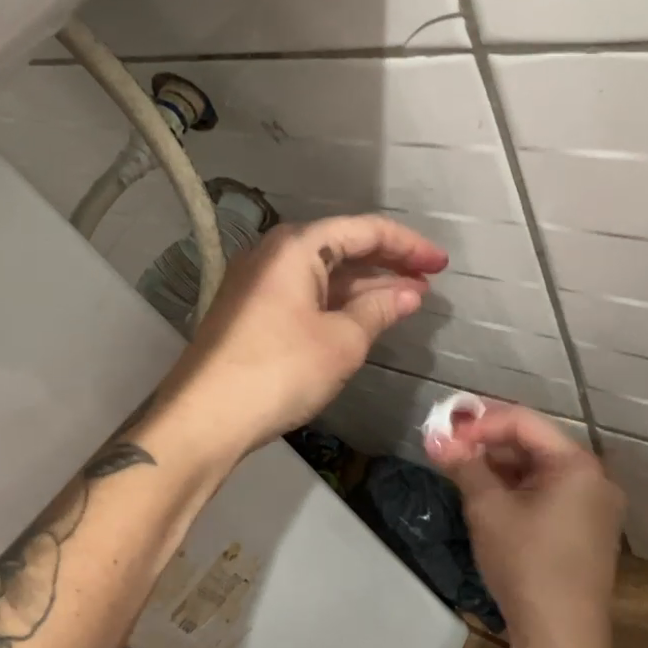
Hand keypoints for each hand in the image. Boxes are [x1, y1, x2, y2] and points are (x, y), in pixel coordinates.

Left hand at [151, 215, 447, 459]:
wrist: (205, 417)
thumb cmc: (281, 370)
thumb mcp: (342, 341)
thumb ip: (379, 310)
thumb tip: (410, 293)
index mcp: (296, 246)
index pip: (363, 230)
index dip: (407, 245)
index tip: (441, 264)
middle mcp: (272, 253)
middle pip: (340, 246)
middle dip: (387, 264)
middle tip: (428, 282)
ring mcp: (257, 282)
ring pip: (322, 273)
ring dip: (364, 286)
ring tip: (407, 301)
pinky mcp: (250, 312)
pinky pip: (304, 294)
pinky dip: (337, 303)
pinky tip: (363, 319)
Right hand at [428, 405, 624, 647]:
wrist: (561, 640)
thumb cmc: (527, 565)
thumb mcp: (488, 509)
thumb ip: (463, 464)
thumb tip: (433, 436)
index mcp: (577, 464)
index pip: (522, 421)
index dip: (479, 422)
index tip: (443, 432)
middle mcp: (594, 477)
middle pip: (533, 441)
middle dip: (487, 441)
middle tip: (448, 447)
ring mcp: (593, 505)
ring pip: (538, 468)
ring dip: (499, 465)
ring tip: (461, 470)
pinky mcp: (586, 529)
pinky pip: (548, 491)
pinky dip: (516, 487)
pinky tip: (487, 495)